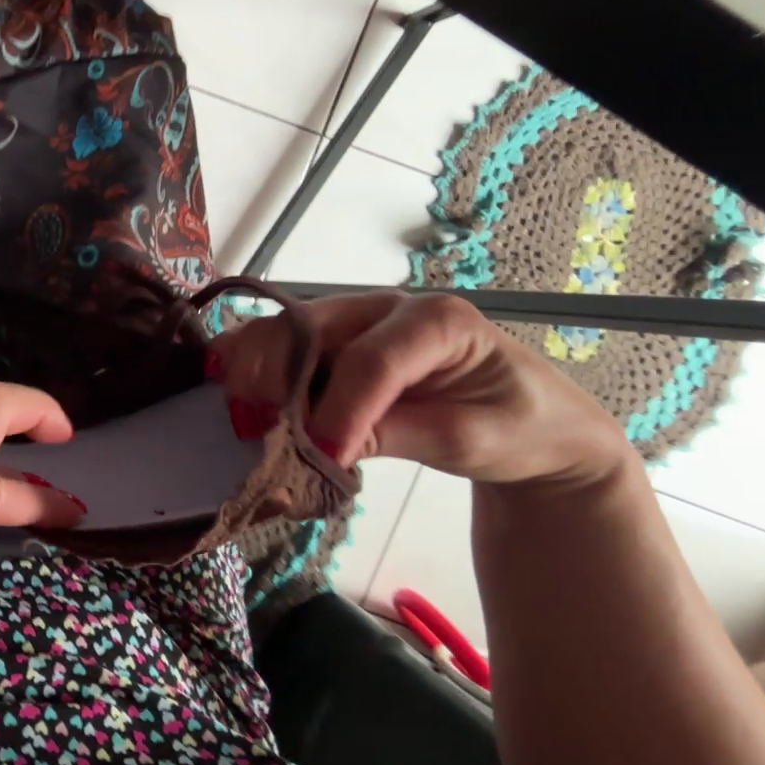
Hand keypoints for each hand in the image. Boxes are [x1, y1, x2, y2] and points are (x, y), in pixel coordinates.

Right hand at [210, 290, 634, 484]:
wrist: (531, 423)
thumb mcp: (469, 440)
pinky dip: (246, 367)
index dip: (340, 409)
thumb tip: (318, 446)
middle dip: (272, 376)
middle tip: (256, 427)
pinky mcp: (323, 339)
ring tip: (241, 415)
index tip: (322, 456)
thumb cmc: (515, 428)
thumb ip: (393, 435)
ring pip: (277, 330)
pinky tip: (233, 394)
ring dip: (249, 370)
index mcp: (436, 321)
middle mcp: (380, 307)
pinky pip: (272, 343)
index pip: (372, 361)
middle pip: (305, 328)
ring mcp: (346, 319)